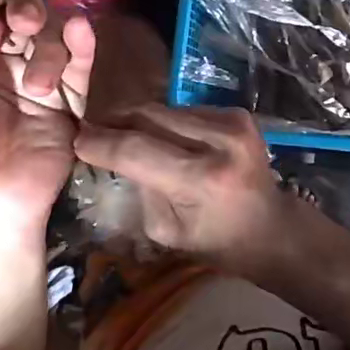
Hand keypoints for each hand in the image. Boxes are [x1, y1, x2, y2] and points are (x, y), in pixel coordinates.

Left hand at [0, 0, 95, 250]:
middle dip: (23, 8)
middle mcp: (0, 62)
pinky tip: (81, 31)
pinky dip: (82, 45)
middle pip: (18, 13)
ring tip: (36, 85)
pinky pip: (79, 66)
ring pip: (51, 34)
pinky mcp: (69, 103)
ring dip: (47, 43)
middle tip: (20, 23)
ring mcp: (37, 80)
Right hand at [73, 105, 298, 275]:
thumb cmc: (215, 240)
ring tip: (125, 132)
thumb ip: (139, 188)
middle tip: (95, 130)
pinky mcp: (238, 113)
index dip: (102, 142)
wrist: (271, 226)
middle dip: (117, 124)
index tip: (78, 140)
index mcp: (201, 179)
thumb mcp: (166, 230)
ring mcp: (233, 122)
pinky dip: (168, 121)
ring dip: (142, 120)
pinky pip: (186, 110)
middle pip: (149, 118)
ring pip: (165, 109)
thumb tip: (112, 153)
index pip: (136, 150)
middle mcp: (219, 142)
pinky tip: (165, 137)